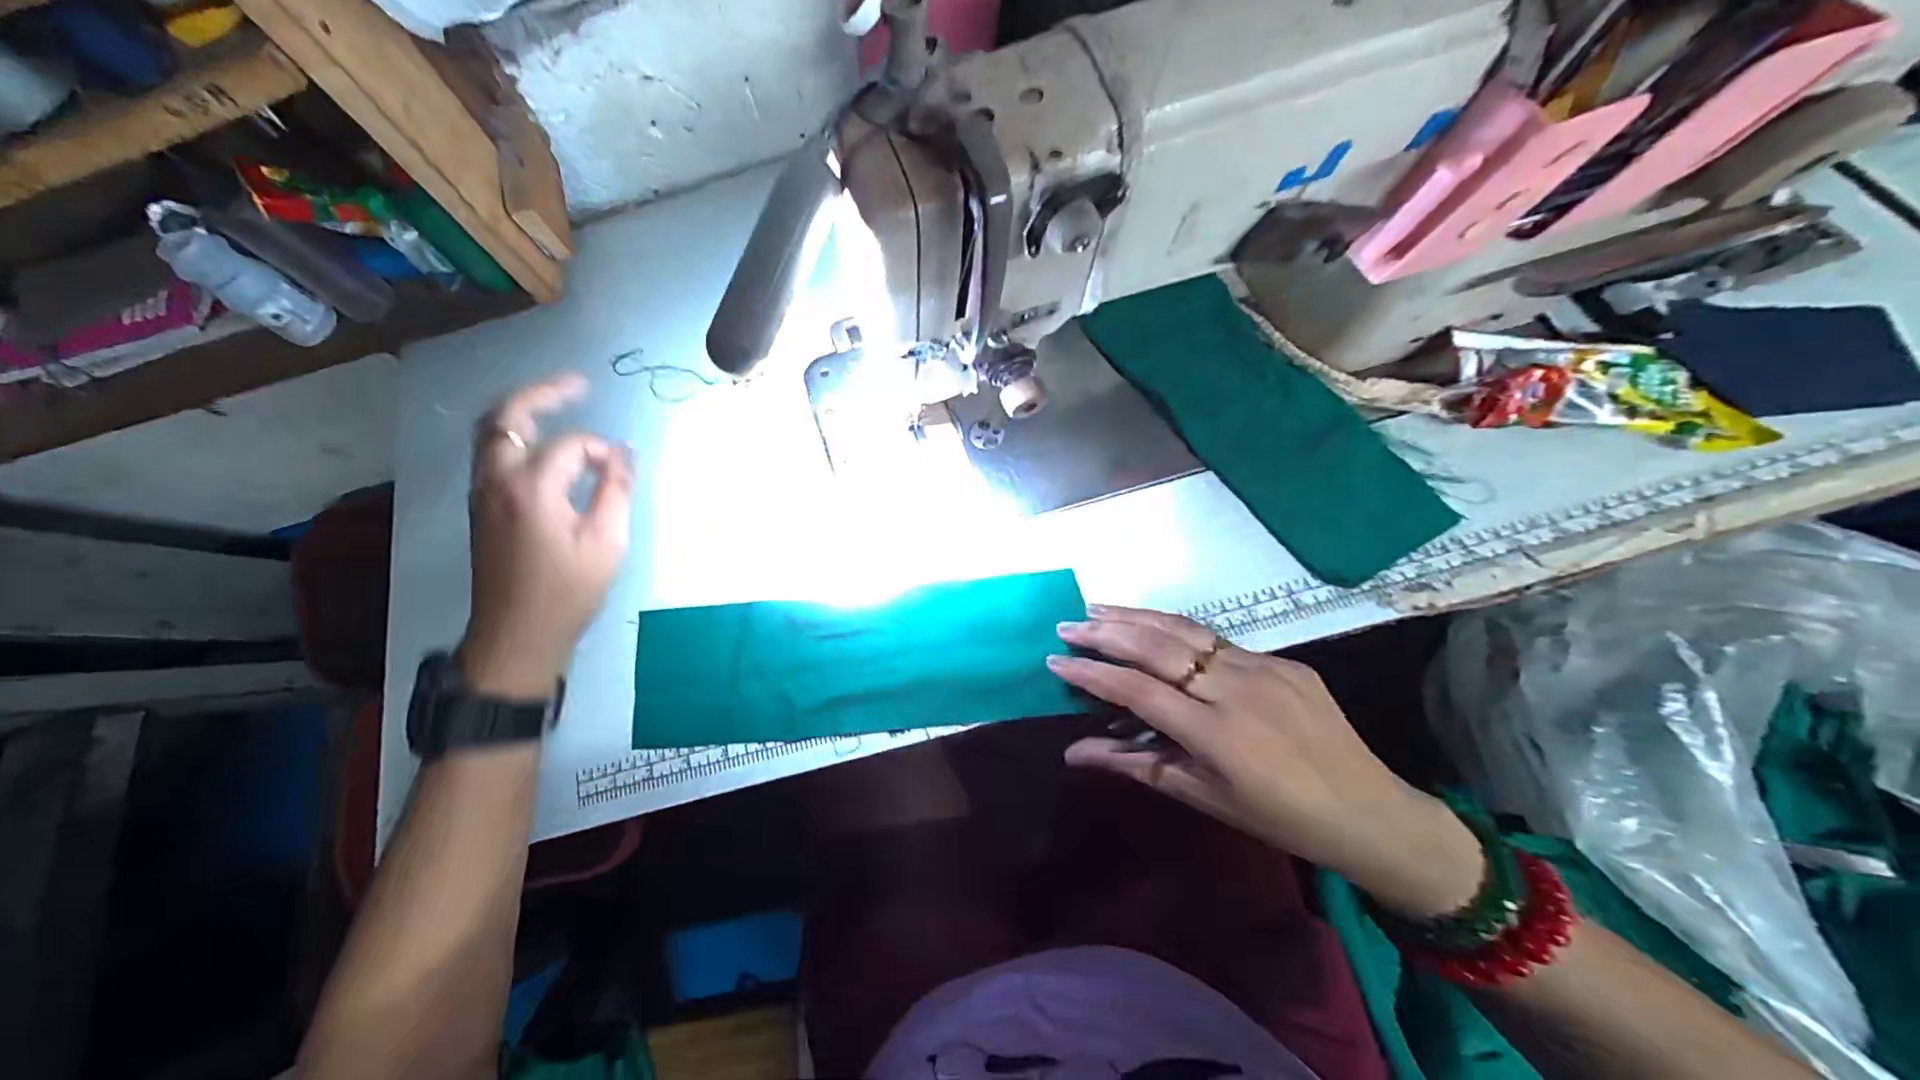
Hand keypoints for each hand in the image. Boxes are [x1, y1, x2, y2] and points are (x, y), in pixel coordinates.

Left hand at [460, 374, 633, 700]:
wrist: (517, 634)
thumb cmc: (568, 591)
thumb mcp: (607, 542)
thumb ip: (616, 490)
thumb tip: (621, 455)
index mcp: (531, 489)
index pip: (570, 446)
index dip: (602, 451)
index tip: (622, 470)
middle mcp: (497, 481)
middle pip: (506, 417)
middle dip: (541, 393)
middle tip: (576, 383)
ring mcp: (481, 493)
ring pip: (490, 433)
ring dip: (521, 412)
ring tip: (555, 402)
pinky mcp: (480, 507)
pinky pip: (490, 454)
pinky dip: (512, 436)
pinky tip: (539, 443)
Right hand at [1049, 605, 1483, 918]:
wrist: (1368, 810)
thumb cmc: (1277, 818)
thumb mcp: (1201, 796)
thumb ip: (1134, 764)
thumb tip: (1073, 752)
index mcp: (1216, 734)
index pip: (1137, 690)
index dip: (1092, 673)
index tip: (1055, 661)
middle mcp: (1237, 690)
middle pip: (1158, 647)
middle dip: (1106, 632)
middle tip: (1068, 625)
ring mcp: (1265, 668)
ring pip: (1187, 631)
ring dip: (1138, 617)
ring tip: (1098, 609)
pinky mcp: (1284, 661)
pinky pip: (1220, 641)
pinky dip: (1178, 631)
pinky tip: (1154, 627)